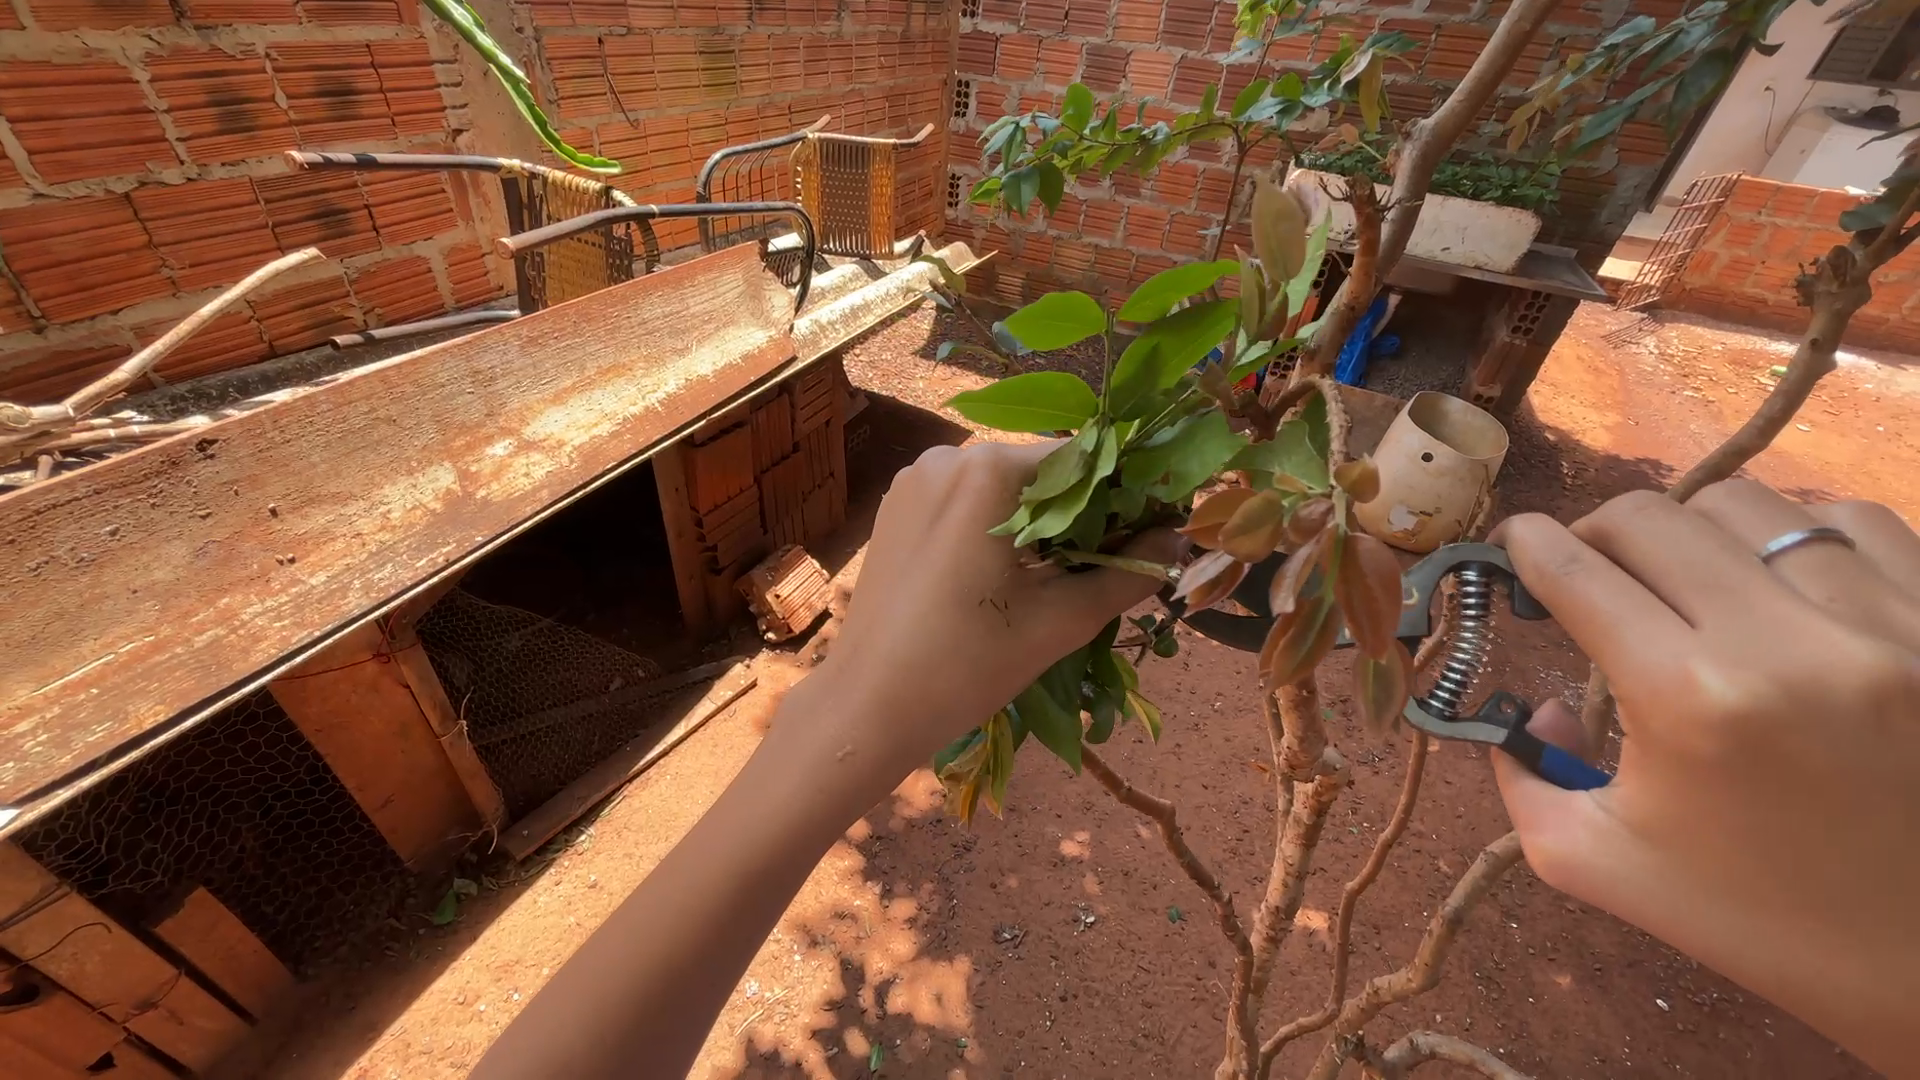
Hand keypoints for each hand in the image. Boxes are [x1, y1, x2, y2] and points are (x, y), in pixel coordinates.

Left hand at [805, 441, 1178, 778]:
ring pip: (1004, 488)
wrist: (868, 704)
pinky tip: (1012, 571)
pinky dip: (998, 526)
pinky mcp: (899, 507)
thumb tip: (1179, 541)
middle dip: (1085, 510)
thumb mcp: (1060, 620)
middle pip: (1042, 472)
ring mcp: (917, 480)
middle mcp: (948, 457)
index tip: (1155, 531)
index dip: (1128, 493)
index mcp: (989, 470)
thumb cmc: (966, 663)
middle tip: (1115, 561)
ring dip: (1042, 520)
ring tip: (1067, 571)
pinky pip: (967, 502)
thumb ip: (1127, 573)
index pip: (1085, 460)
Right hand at [1494, 480, 1919, 1074]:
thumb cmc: (1752, 918)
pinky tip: (1770, 585)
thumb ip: (1516, 770)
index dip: (1523, 543)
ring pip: (1745, 505)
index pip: (1575, 568)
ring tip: (1678, 579)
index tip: (1506, 548)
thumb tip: (1532, 703)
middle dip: (1589, 532)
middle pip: (1650, 516)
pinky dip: (1786, 537)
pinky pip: (1851, 523)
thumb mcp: (1584, 857)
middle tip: (1581, 572)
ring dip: (1685, 532)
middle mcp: (1790, 643)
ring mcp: (1893, 625)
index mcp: (1688, 698)